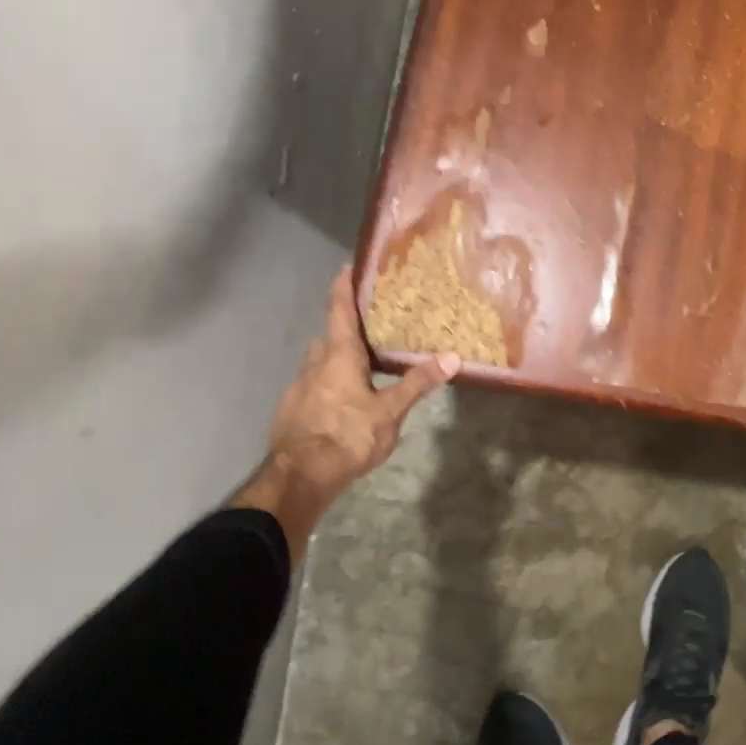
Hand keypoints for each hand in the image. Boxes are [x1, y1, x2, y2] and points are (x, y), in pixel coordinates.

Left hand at [265, 266, 458, 499]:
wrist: (299, 478)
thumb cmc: (347, 436)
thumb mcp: (390, 412)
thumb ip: (417, 383)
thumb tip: (452, 357)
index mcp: (338, 356)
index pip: (339, 311)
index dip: (343, 287)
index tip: (347, 266)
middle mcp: (314, 365)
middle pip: (329, 337)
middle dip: (346, 330)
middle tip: (371, 327)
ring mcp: (299, 389)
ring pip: (320, 364)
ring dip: (338, 360)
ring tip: (364, 366)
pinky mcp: (292, 412)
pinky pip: (313, 387)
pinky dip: (329, 385)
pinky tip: (345, 403)